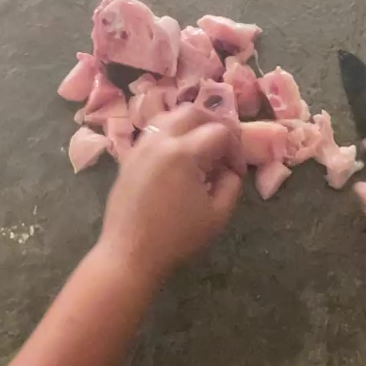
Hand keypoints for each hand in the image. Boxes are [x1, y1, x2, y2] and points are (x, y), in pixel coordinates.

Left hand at [96, 106, 242, 284]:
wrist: (130, 253)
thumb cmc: (177, 238)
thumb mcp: (218, 215)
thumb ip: (231, 185)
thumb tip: (230, 170)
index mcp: (184, 153)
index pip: (219, 132)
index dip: (235, 148)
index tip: (236, 170)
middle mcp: (160, 141)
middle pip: (192, 111)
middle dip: (214, 123)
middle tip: (224, 146)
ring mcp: (140, 147)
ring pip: (169, 116)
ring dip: (190, 124)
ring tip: (202, 146)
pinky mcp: (129, 157)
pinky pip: (153, 131)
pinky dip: (170, 133)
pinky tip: (179, 156)